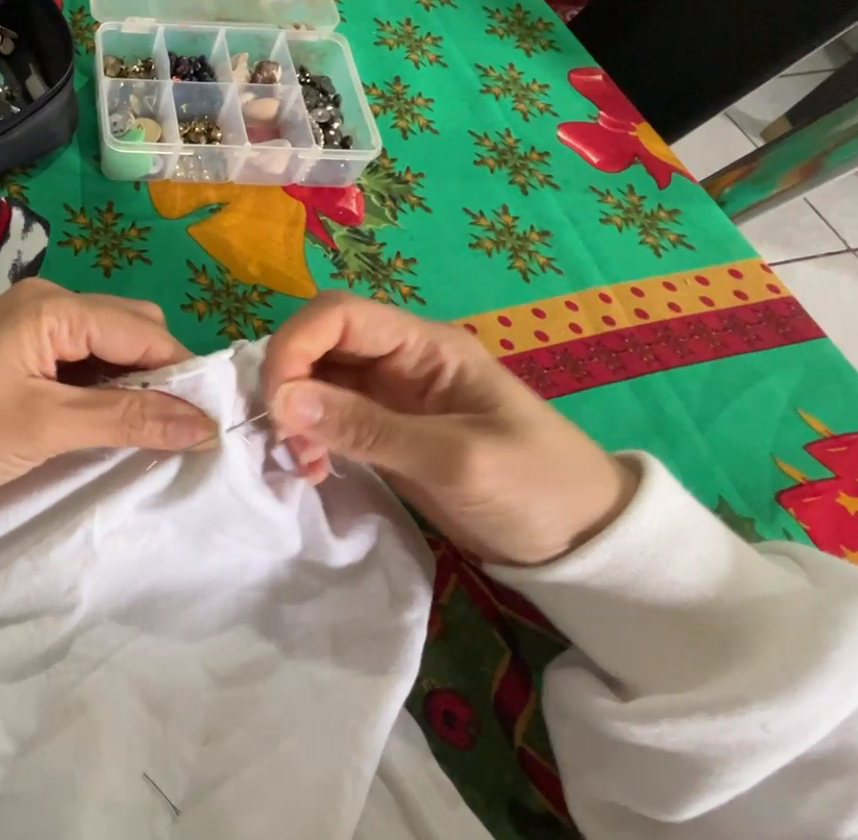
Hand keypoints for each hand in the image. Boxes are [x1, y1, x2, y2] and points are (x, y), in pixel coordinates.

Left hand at [0, 280, 218, 496]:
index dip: (180, 372)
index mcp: (53, 307)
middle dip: (157, 373)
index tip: (210, 418)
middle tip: (171, 426)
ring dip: (130, 380)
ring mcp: (31, 323)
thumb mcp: (48, 427)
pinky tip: (105, 415)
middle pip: (130, 327)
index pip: (142, 330)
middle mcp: (47, 301)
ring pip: (108, 342)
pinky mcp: (21, 347)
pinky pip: (80, 355)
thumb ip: (128, 420)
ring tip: (141, 427)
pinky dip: (101, 383)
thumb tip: (206, 425)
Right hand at [261, 293, 636, 565]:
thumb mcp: (454, 459)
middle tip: (283, 439)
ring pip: (312, 380)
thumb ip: (366, 427)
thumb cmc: (536, 487)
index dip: (294, 345)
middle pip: (316, 343)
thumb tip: (282, 400)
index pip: (337, 315)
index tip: (276, 402)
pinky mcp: (380, 430)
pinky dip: (305, 436)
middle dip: (287, 383)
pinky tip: (311, 468)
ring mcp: (387, 395)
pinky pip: (324, 417)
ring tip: (301, 462)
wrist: (581, 543)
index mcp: (425, 346)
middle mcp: (398, 360)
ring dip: (292, 414)